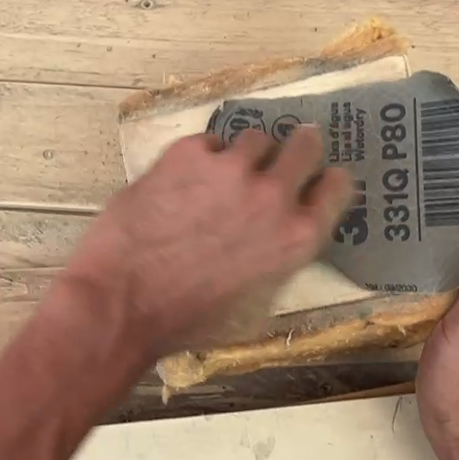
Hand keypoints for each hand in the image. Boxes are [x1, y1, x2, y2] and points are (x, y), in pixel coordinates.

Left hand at [59, 127, 351, 358]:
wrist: (121, 301)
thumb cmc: (185, 320)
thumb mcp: (253, 306)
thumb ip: (276, 262)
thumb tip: (274, 242)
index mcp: (296, 239)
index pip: (337, 187)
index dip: (323, 181)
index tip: (312, 179)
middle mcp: (273, 195)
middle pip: (304, 144)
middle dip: (294, 147)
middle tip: (275, 157)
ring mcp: (231, 168)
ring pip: (253, 138)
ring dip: (242, 154)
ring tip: (216, 177)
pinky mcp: (188, 152)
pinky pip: (207, 142)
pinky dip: (198, 159)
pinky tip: (178, 183)